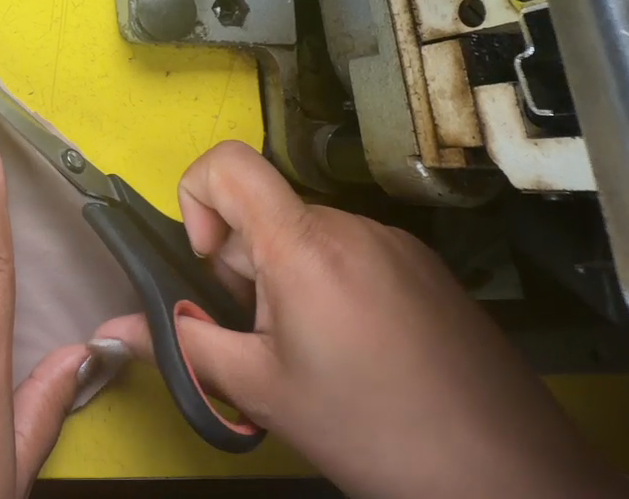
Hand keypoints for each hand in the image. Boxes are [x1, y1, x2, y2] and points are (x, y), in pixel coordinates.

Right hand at [101, 140, 628, 498]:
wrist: (515, 485)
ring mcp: (396, 245)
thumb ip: (181, 343)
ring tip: (319, 356)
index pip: (227, 162)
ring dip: (288, 282)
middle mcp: (350, 225)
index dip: (196, 196)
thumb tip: (114, 327)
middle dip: (245, 269)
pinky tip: (362, 354)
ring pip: (305, 238)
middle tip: (269, 341)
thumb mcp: (259, 391)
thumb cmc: (371, 430)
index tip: (211, 265)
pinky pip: (351, 255)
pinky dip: (332, 288)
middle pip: (262, 214)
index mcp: (302, 244)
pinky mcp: (428, 270)